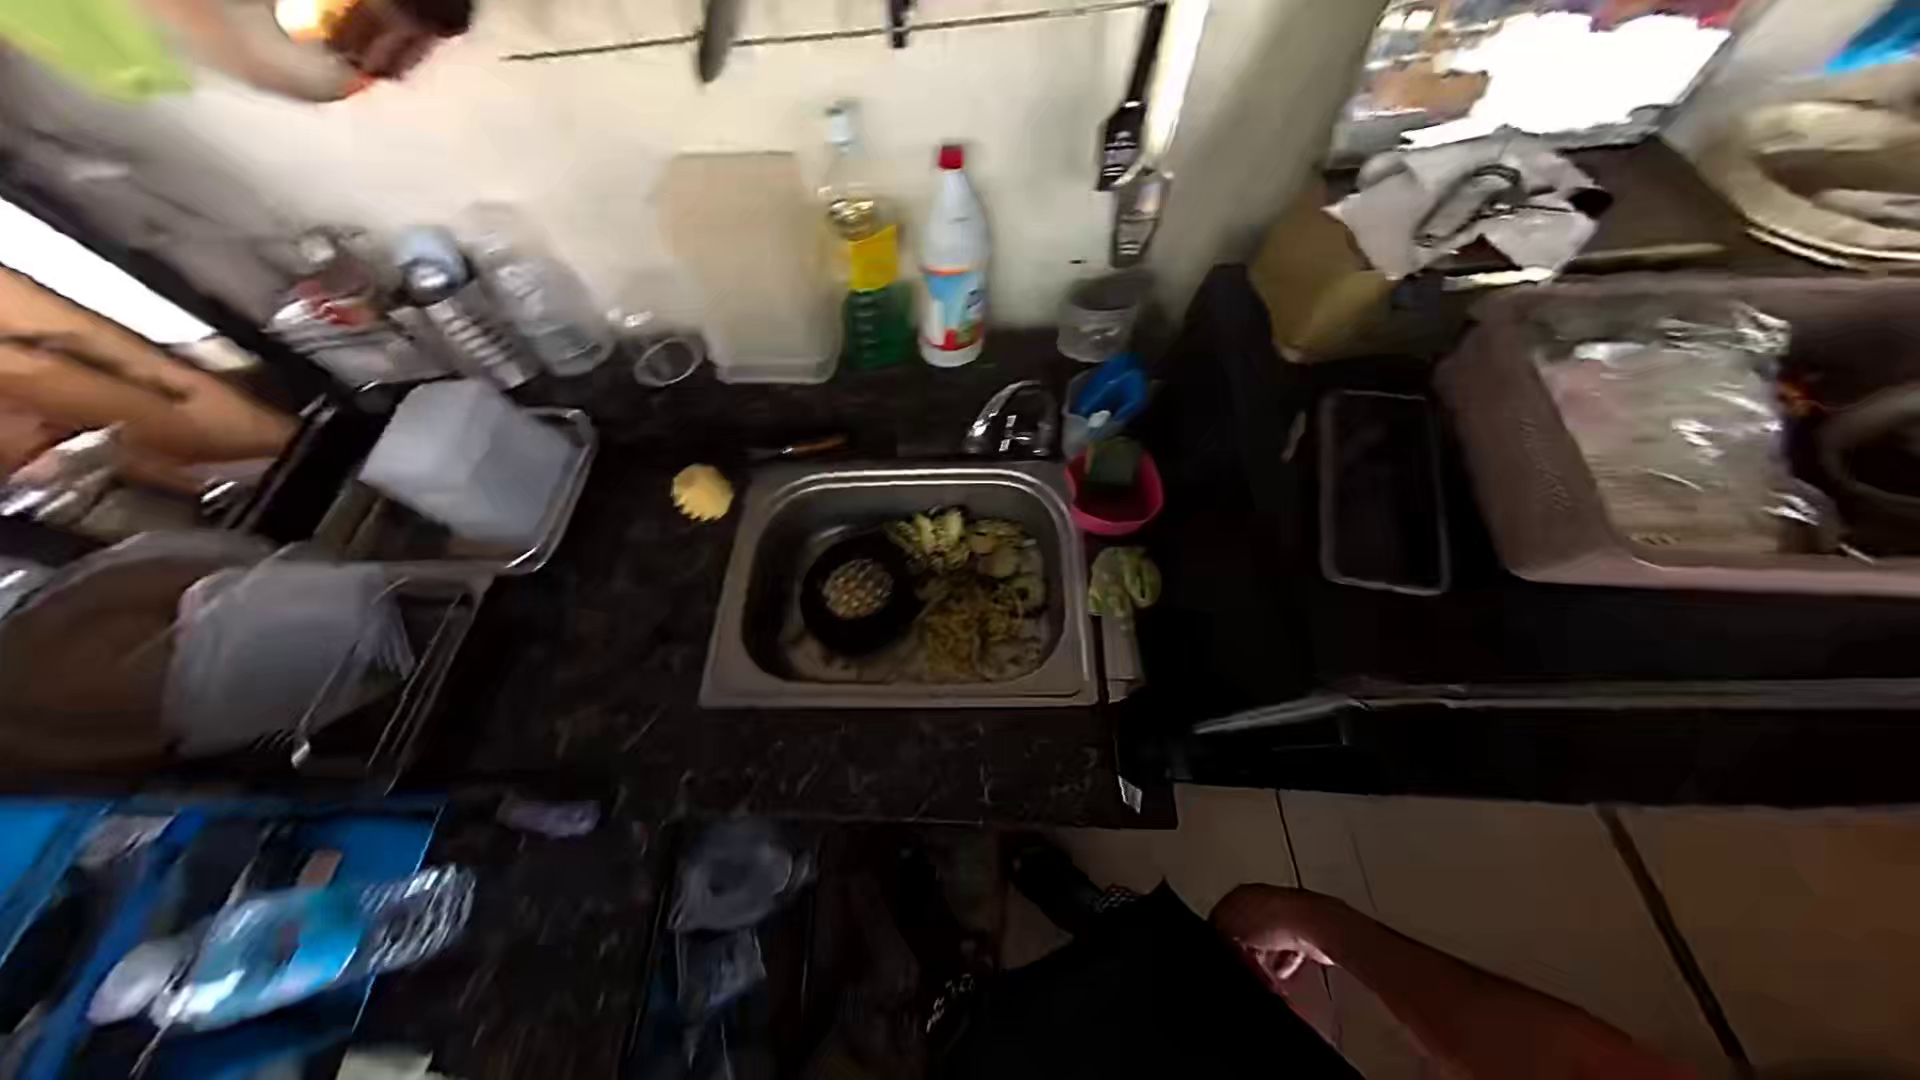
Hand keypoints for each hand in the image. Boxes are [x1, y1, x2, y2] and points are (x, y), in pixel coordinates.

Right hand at [1211, 885, 1340, 991]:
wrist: (1311, 927)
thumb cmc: (1271, 920)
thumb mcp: (1230, 929)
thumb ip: (1220, 936)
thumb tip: (1217, 941)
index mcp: (1241, 894)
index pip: (1222, 912)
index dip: (1217, 933)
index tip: (1217, 948)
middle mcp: (1261, 901)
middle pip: (1245, 927)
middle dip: (1242, 947)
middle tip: (1238, 963)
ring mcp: (1283, 917)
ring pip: (1267, 940)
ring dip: (1263, 957)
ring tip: (1259, 975)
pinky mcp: (1303, 935)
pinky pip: (1288, 952)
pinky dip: (1283, 963)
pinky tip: (1279, 976)